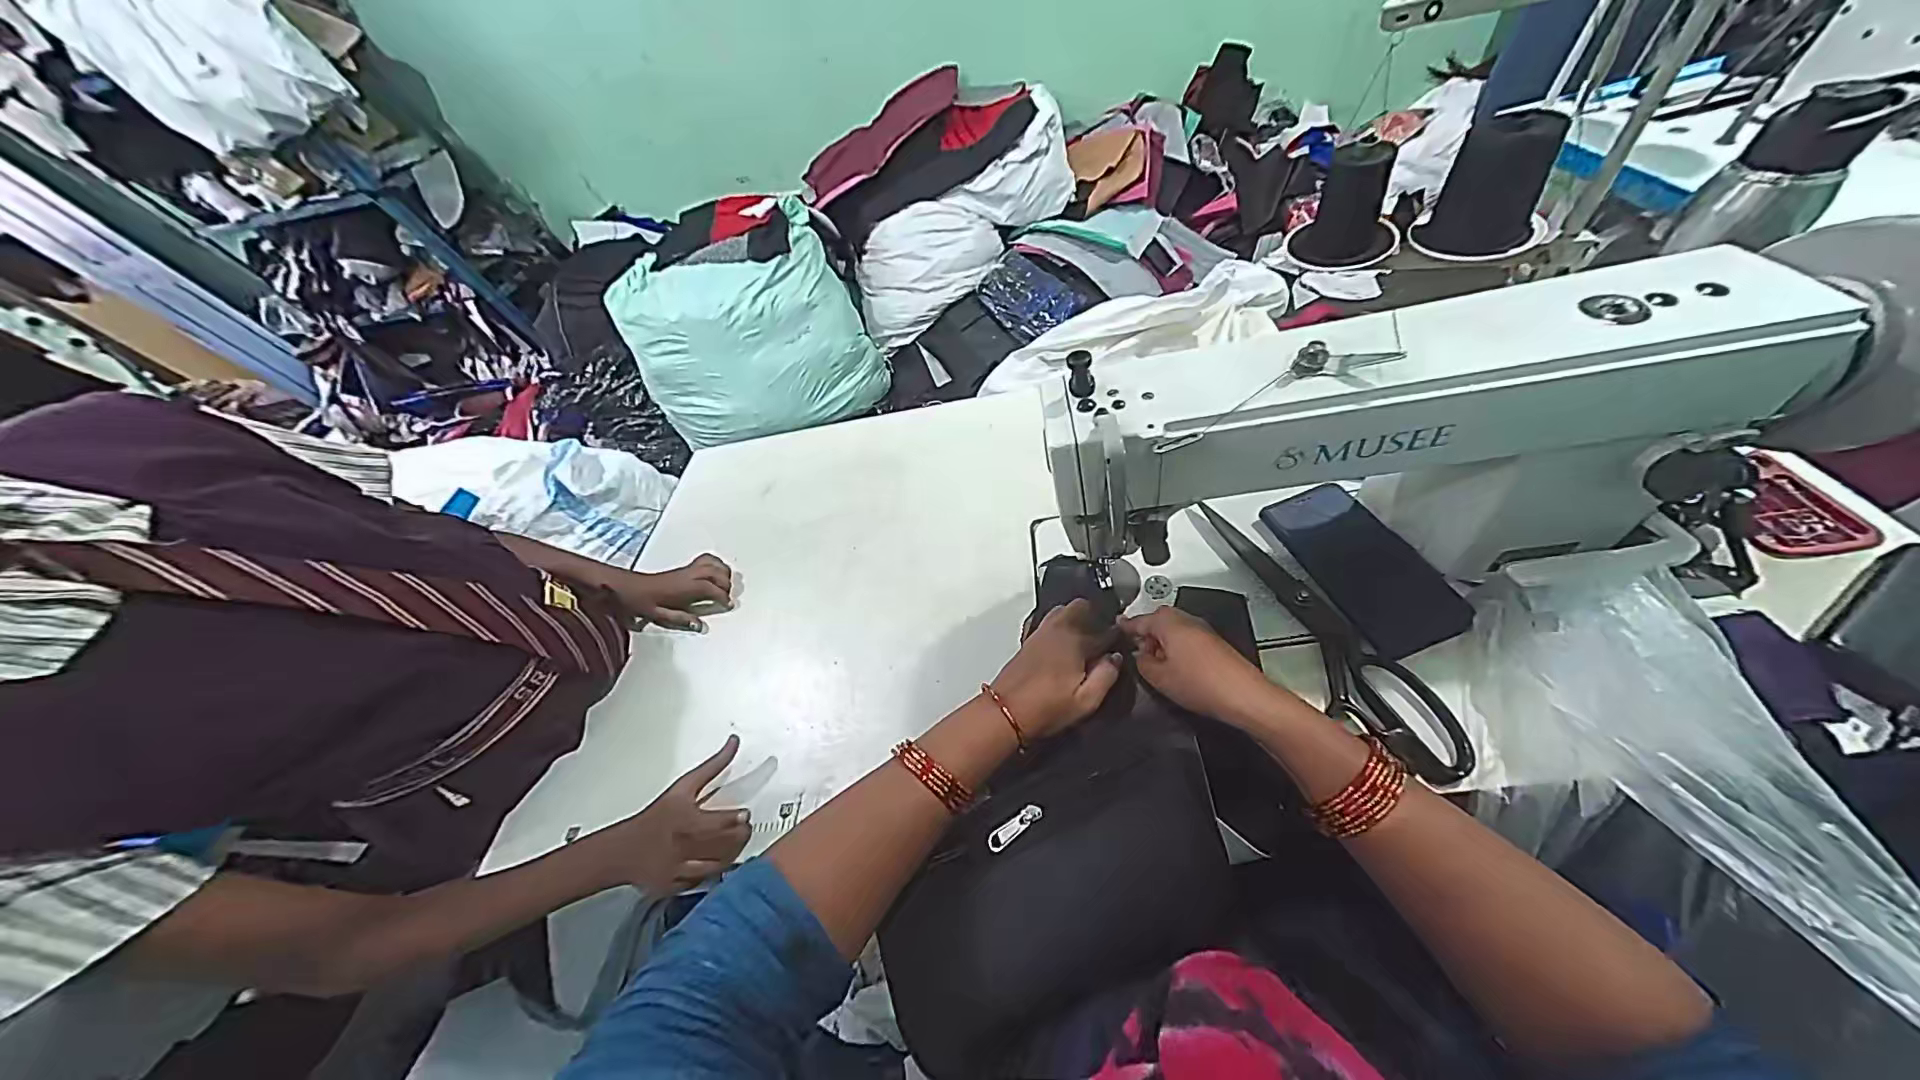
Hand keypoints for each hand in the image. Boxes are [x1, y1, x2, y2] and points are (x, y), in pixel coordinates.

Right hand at [595, 736, 752, 893]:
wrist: (622, 851)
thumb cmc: (655, 817)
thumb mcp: (684, 787)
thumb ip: (714, 766)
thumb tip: (733, 744)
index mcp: (687, 820)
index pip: (726, 822)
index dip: (740, 818)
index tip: (745, 814)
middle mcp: (684, 846)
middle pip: (727, 845)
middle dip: (741, 835)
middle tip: (743, 828)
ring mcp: (679, 869)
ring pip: (719, 865)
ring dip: (733, 854)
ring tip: (734, 843)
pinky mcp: (676, 886)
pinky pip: (703, 881)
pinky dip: (713, 871)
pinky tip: (716, 860)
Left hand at [613, 554, 732, 629]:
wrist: (624, 587)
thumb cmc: (638, 600)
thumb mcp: (659, 615)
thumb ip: (682, 620)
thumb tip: (700, 625)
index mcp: (683, 588)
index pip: (711, 588)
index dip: (723, 596)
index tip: (728, 604)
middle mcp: (687, 575)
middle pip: (716, 573)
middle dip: (726, 584)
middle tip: (727, 596)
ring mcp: (685, 570)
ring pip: (712, 564)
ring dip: (723, 572)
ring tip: (725, 583)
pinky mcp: (683, 568)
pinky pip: (704, 559)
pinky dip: (715, 563)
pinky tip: (716, 570)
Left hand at [989, 598, 1124, 738]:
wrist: (1005, 711)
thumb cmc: (1046, 709)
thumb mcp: (1086, 702)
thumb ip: (1106, 676)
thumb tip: (1115, 659)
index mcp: (1076, 642)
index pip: (1105, 630)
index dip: (1118, 635)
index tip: (1124, 642)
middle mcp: (1058, 630)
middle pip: (1082, 606)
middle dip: (1096, 615)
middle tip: (1104, 633)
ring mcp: (1041, 632)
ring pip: (1063, 609)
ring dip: (1077, 616)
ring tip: (1087, 634)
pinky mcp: (1029, 640)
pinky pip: (1050, 620)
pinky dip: (1061, 622)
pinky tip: (1065, 640)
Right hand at [1121, 606, 1288, 727]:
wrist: (1244, 696)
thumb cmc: (1206, 684)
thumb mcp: (1158, 677)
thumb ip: (1141, 663)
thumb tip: (1139, 656)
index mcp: (1169, 622)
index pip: (1138, 620)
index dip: (1125, 627)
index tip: (1118, 628)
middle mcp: (1187, 620)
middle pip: (1158, 622)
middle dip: (1146, 637)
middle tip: (1139, 655)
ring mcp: (1203, 631)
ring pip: (1174, 632)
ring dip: (1163, 645)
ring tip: (1161, 669)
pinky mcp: (1214, 644)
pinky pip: (1188, 641)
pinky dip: (1179, 651)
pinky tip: (1180, 672)